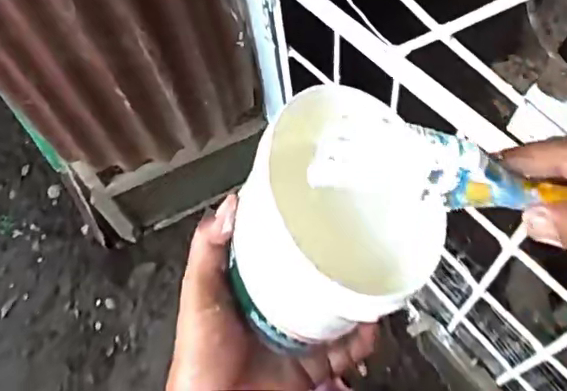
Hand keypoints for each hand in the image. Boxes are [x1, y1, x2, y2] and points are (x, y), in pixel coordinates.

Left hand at [166, 194, 377, 390]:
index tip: (303, 203)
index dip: (283, 224)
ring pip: (327, 307)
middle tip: (344, 239)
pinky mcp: (308, 364)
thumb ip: (207, 247)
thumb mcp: (199, 290)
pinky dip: (358, 338)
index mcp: (243, 280)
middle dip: (323, 258)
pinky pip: (340, 349)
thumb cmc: (199, 352)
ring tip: (364, 276)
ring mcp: (291, 332)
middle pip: (302, 272)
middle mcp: (270, 302)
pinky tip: (368, 323)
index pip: (266, 242)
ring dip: (347, 294)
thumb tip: (229, 206)